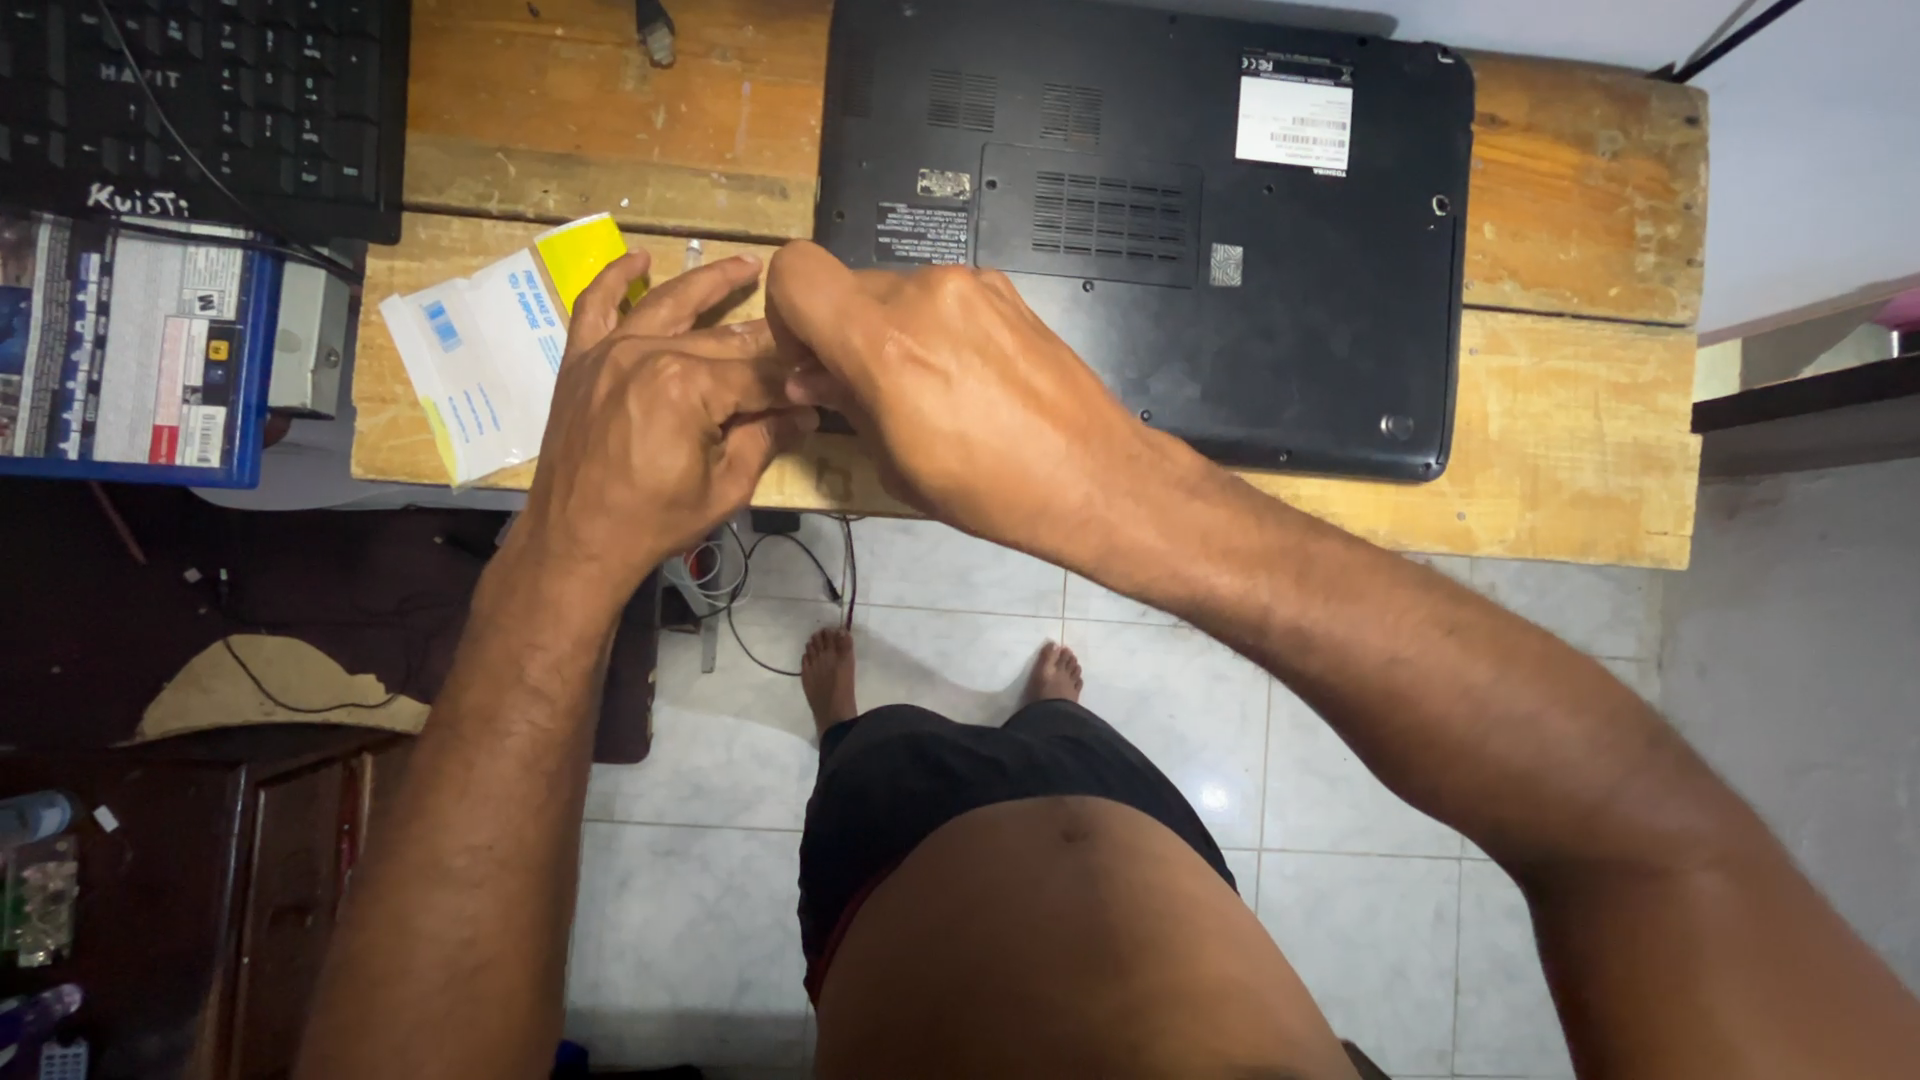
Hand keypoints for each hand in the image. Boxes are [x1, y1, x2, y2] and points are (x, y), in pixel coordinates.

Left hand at [506, 249, 816, 602]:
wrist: (576, 541)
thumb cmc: (656, 521)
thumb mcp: (727, 487)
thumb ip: (767, 440)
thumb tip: (807, 413)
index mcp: (688, 386)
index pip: (758, 376)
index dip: (791, 386)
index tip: (819, 387)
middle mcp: (649, 352)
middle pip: (722, 340)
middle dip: (766, 342)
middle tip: (800, 333)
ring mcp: (610, 350)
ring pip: (669, 305)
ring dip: (710, 282)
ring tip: (745, 266)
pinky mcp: (581, 359)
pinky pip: (596, 306)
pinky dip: (616, 279)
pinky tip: (640, 259)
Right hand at [765, 241, 1198, 564]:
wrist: (1091, 474)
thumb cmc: (988, 490)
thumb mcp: (898, 465)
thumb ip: (846, 405)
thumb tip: (811, 378)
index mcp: (883, 342)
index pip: (794, 272)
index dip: (787, 313)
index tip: (810, 359)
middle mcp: (923, 293)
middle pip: (847, 287)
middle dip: (844, 332)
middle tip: (867, 388)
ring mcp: (971, 284)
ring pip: (897, 291)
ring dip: (893, 330)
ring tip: (929, 388)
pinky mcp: (1007, 289)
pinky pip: (944, 296)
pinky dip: (936, 325)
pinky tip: (968, 375)